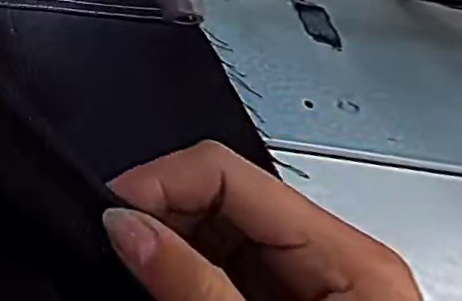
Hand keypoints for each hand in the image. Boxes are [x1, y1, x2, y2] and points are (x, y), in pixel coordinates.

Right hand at [103, 142, 420, 300]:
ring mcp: (314, 286)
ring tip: (132, 264)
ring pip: (220, 229)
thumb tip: (123, 225)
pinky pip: (228, 266)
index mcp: (349, 259)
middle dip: (163, 212)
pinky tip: (162, 284)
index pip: (228, 173)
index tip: (111, 209)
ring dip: (171, 241)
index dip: (163, 180)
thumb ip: (192, 287)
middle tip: (114, 240)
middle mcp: (333, 258)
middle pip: (224, 196)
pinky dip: (189, 271)